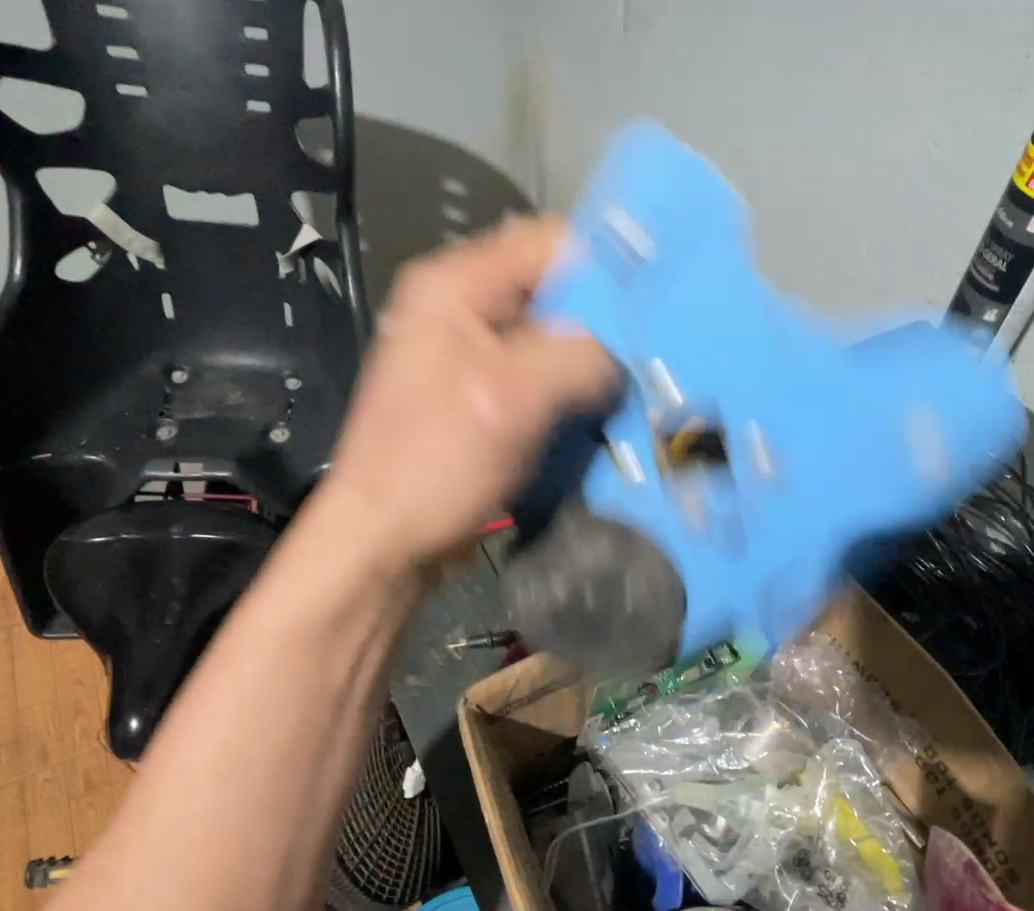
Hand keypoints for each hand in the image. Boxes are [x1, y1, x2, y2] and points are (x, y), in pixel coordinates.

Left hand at [320, 216, 616, 568]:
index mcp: (456, 287)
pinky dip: (574, 398)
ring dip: (593, 369)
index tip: (649, 310)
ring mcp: (474, 359)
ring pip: (555, 343)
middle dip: (603, 326)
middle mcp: (464, 311)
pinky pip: (544, 383)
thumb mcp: (508, 399)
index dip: (602, 270)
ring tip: (634, 393)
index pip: (549, 244)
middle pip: (556, 295)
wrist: (384, 543)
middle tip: (648, 359)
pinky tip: (603, 420)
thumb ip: (576, 358)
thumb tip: (620, 359)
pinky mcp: (486, 401)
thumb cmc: (432, 465)